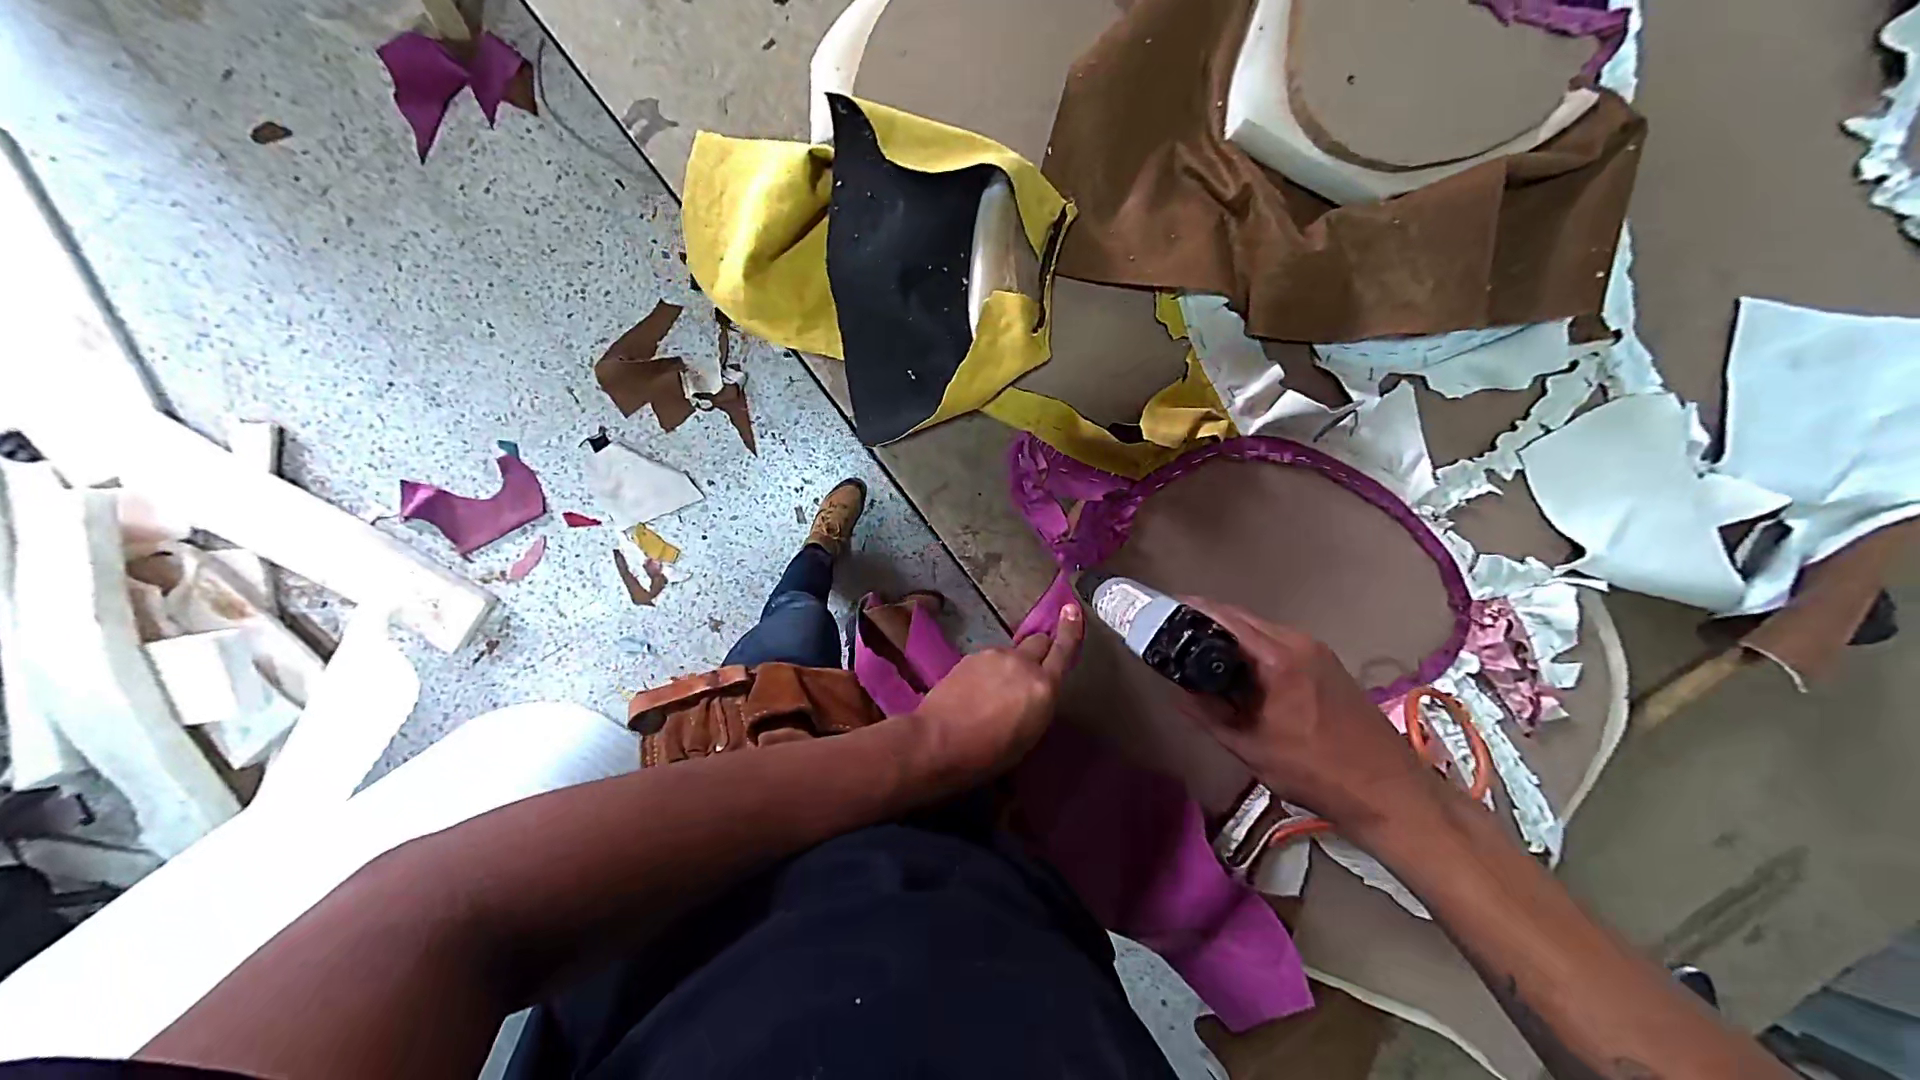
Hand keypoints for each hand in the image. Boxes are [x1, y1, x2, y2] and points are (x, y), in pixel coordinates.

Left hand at [910, 603, 1084, 782]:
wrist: (939, 740)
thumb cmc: (989, 753)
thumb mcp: (1029, 735)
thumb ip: (1039, 703)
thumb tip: (1035, 691)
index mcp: (1044, 687)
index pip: (1063, 650)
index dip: (1070, 628)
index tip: (1072, 609)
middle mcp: (1022, 663)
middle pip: (1039, 641)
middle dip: (1040, 650)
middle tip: (1031, 671)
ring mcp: (994, 655)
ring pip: (1012, 652)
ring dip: (1010, 665)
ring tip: (993, 693)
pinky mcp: (972, 656)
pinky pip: (989, 659)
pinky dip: (989, 670)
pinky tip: (975, 691)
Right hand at [1176, 598, 1433, 831]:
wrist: (1388, 792)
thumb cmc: (1314, 771)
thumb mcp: (1250, 746)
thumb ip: (1208, 714)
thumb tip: (1178, 692)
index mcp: (1279, 657)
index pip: (1226, 618)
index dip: (1192, 610)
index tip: (1164, 612)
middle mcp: (1300, 643)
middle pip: (1243, 619)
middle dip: (1208, 622)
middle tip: (1175, 635)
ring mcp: (1318, 652)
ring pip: (1263, 631)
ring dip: (1232, 637)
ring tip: (1201, 654)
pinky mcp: (1328, 665)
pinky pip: (1280, 644)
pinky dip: (1254, 649)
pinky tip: (1240, 671)